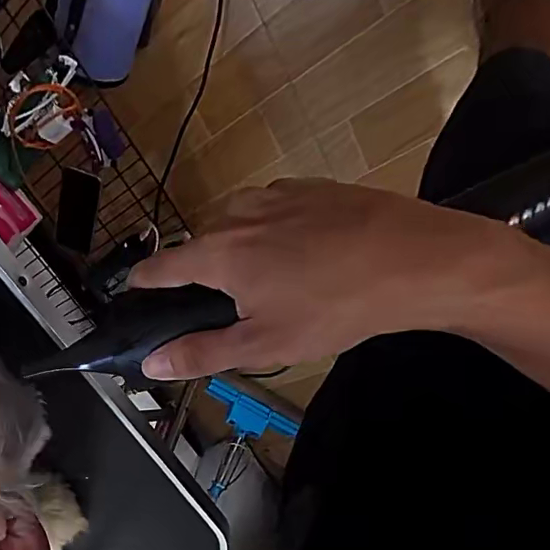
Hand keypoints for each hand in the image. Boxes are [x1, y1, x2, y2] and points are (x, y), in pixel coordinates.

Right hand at [130, 179, 534, 380]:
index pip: (160, 267)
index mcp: (219, 253)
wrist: (411, 261)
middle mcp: (238, 213)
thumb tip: (153, 362)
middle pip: (200, 246)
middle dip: (203, 276)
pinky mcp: (311, 187)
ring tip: (274, 287)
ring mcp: (276, 194)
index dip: (144, 285)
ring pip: (238, 227)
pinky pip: (274, 213)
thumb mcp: (264, 344)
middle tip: (232, 310)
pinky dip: (275, 236)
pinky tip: (306, 260)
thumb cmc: (334, 308)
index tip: (138, 294)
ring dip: (240, 254)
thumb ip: (202, 353)